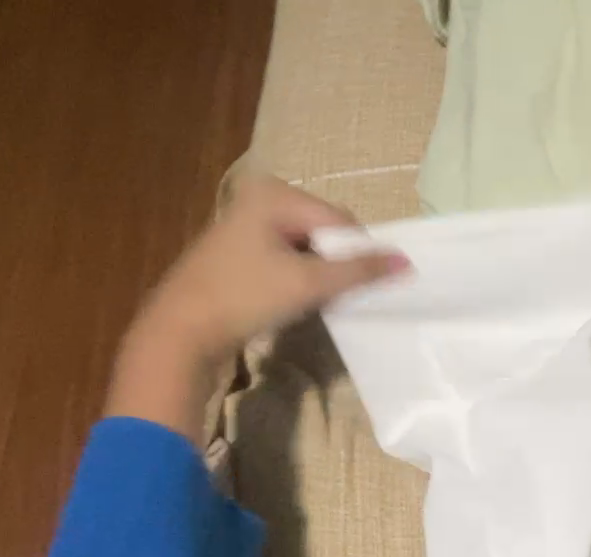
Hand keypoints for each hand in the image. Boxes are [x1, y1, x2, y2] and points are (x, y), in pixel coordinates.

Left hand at [107, 174, 407, 441]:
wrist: (184, 330)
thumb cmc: (246, 297)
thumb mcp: (308, 283)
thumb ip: (359, 271)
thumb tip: (406, 262)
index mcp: (275, 192)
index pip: (341, 220)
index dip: (358, 255)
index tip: (362, 289)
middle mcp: (262, 196)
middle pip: (326, 231)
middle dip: (339, 264)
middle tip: (338, 297)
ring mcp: (250, 222)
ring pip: (310, 247)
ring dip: (322, 275)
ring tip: (316, 302)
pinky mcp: (243, 249)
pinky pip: (291, 257)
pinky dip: (302, 278)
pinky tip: (296, 301)